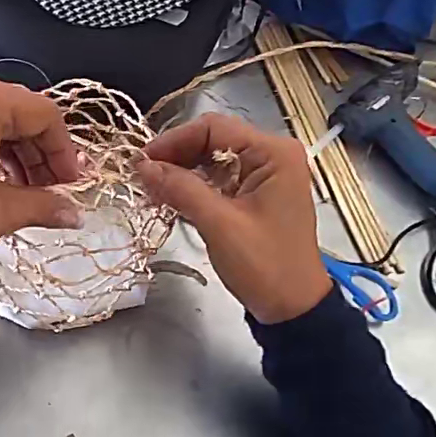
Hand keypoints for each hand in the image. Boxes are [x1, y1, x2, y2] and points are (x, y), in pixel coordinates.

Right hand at [138, 114, 331, 324]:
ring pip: (212, 161)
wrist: (293, 307)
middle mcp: (272, 156)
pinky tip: (171, 200)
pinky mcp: (256, 196)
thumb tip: (144, 166)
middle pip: (212, 141)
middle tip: (143, 179)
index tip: (142, 162)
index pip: (213, 128)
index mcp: (273, 153)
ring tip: (152, 192)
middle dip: (175, 158)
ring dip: (181, 174)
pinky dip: (194, 188)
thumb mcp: (219, 225)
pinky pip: (218, 181)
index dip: (173, 141)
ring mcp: (265, 176)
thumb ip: (181, 189)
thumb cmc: (265, 266)